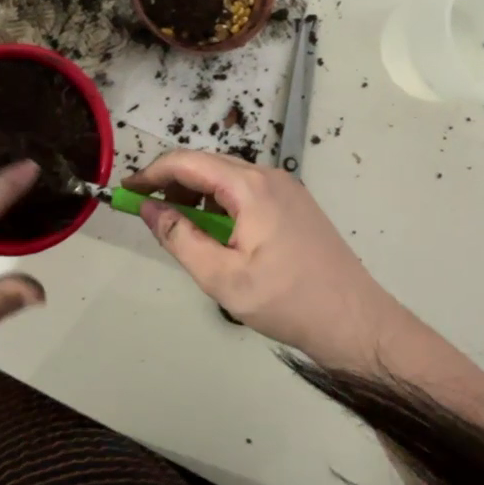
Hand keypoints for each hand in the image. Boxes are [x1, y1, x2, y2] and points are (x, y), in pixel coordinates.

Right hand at [126, 150, 391, 366]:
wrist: (356, 321)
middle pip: (207, 164)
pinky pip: (246, 190)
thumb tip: (149, 209)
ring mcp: (286, 188)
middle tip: (149, 212)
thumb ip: (180, 238)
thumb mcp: (222, 278)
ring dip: (196, 194)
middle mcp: (268, 176)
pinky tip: (217, 234)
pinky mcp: (295, 204)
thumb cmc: (287, 301)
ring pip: (227, 177)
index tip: (127, 191)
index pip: (187, 162)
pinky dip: (220, 202)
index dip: (152, 173)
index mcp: (249, 187)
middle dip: (172, 183)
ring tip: (181, 228)